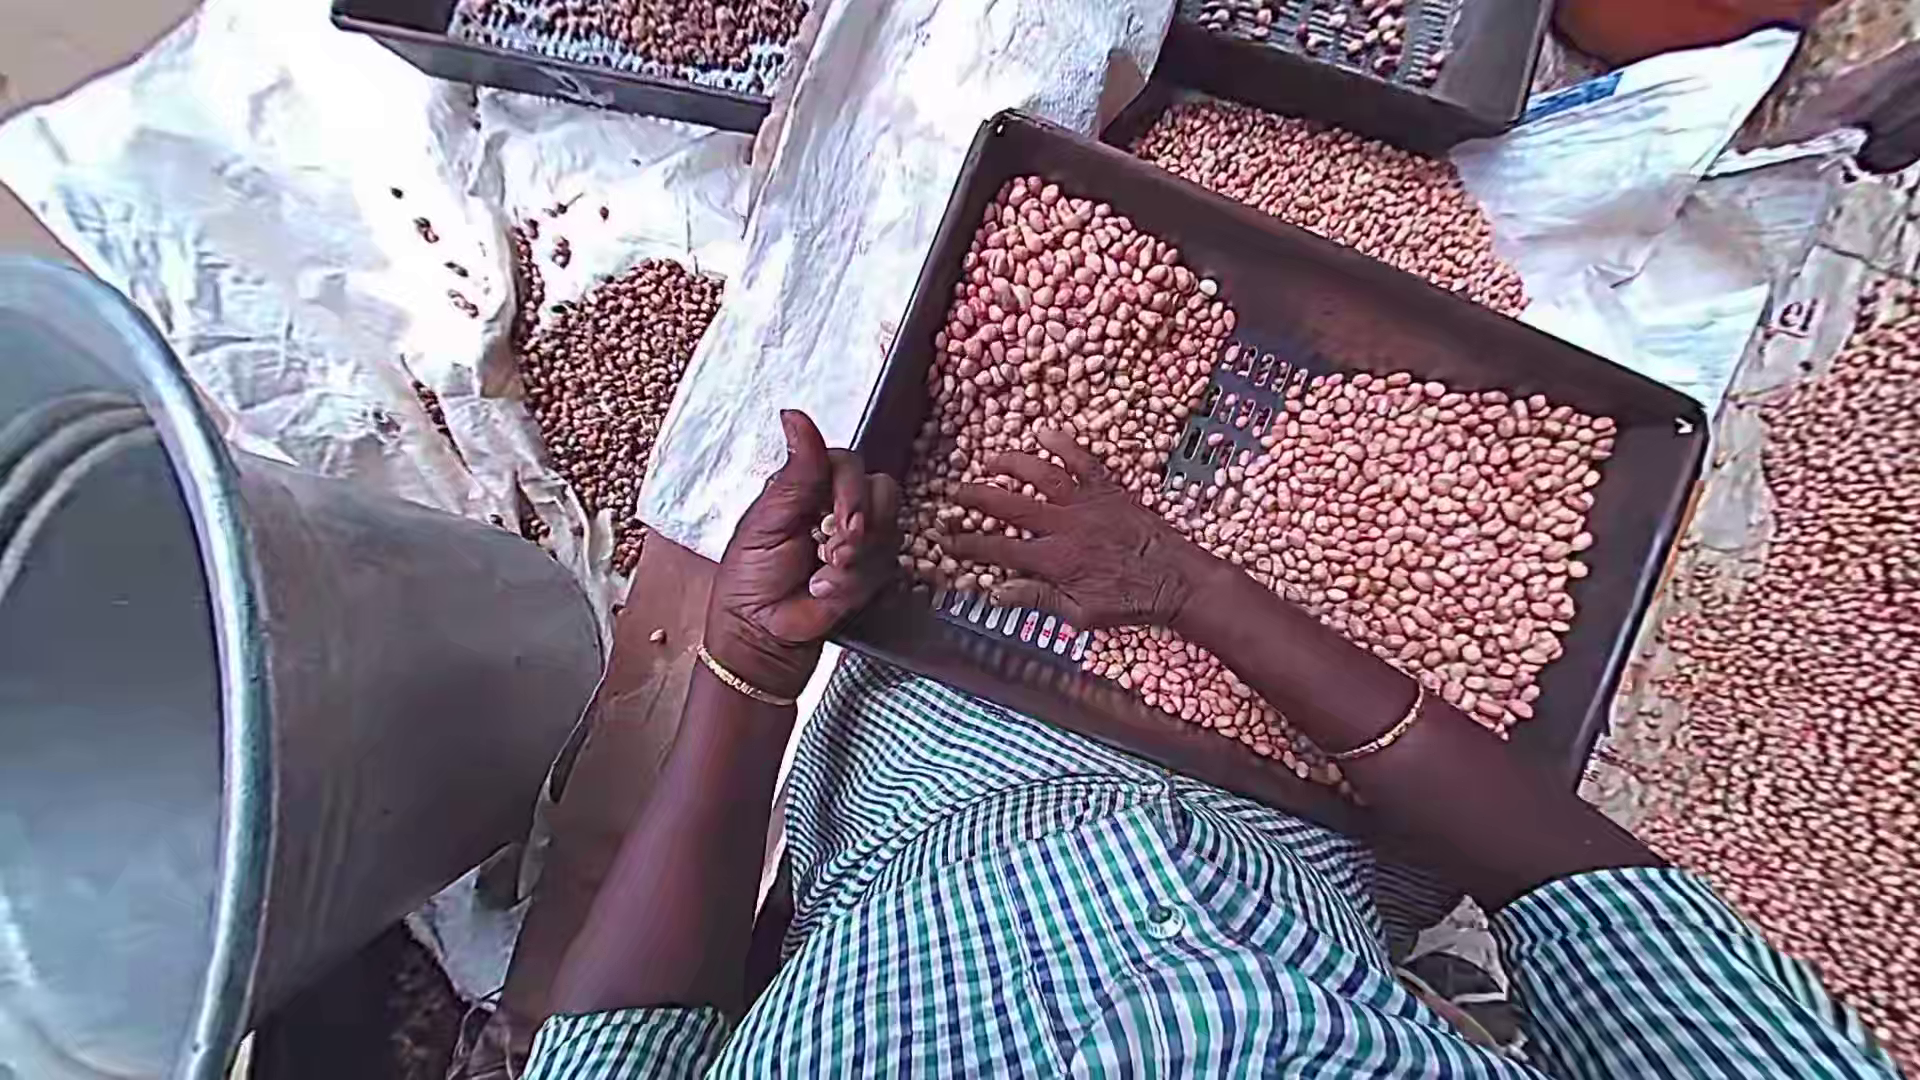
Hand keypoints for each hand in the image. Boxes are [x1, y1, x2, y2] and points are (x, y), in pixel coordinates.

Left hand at [704, 410, 899, 700]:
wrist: (761, 637)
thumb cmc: (750, 580)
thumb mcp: (767, 523)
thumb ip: (796, 473)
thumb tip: (795, 415)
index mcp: (809, 488)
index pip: (851, 465)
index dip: (853, 490)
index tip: (841, 521)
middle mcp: (838, 508)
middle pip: (882, 491)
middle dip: (862, 526)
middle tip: (833, 553)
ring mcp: (859, 539)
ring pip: (889, 529)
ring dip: (857, 559)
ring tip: (822, 578)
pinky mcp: (871, 570)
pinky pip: (886, 564)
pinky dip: (857, 583)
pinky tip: (828, 592)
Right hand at [942, 427, 1221, 629]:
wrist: (1178, 580)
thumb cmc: (1131, 602)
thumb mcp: (1081, 614)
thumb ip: (1038, 599)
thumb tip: (998, 592)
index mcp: (1055, 561)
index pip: (1000, 551)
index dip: (969, 546)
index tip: (947, 541)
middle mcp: (1064, 526)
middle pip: (1010, 506)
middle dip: (978, 498)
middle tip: (955, 492)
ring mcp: (1086, 504)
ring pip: (1041, 476)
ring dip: (1011, 465)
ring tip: (989, 459)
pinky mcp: (1109, 490)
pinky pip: (1083, 462)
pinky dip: (1064, 445)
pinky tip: (1044, 434)